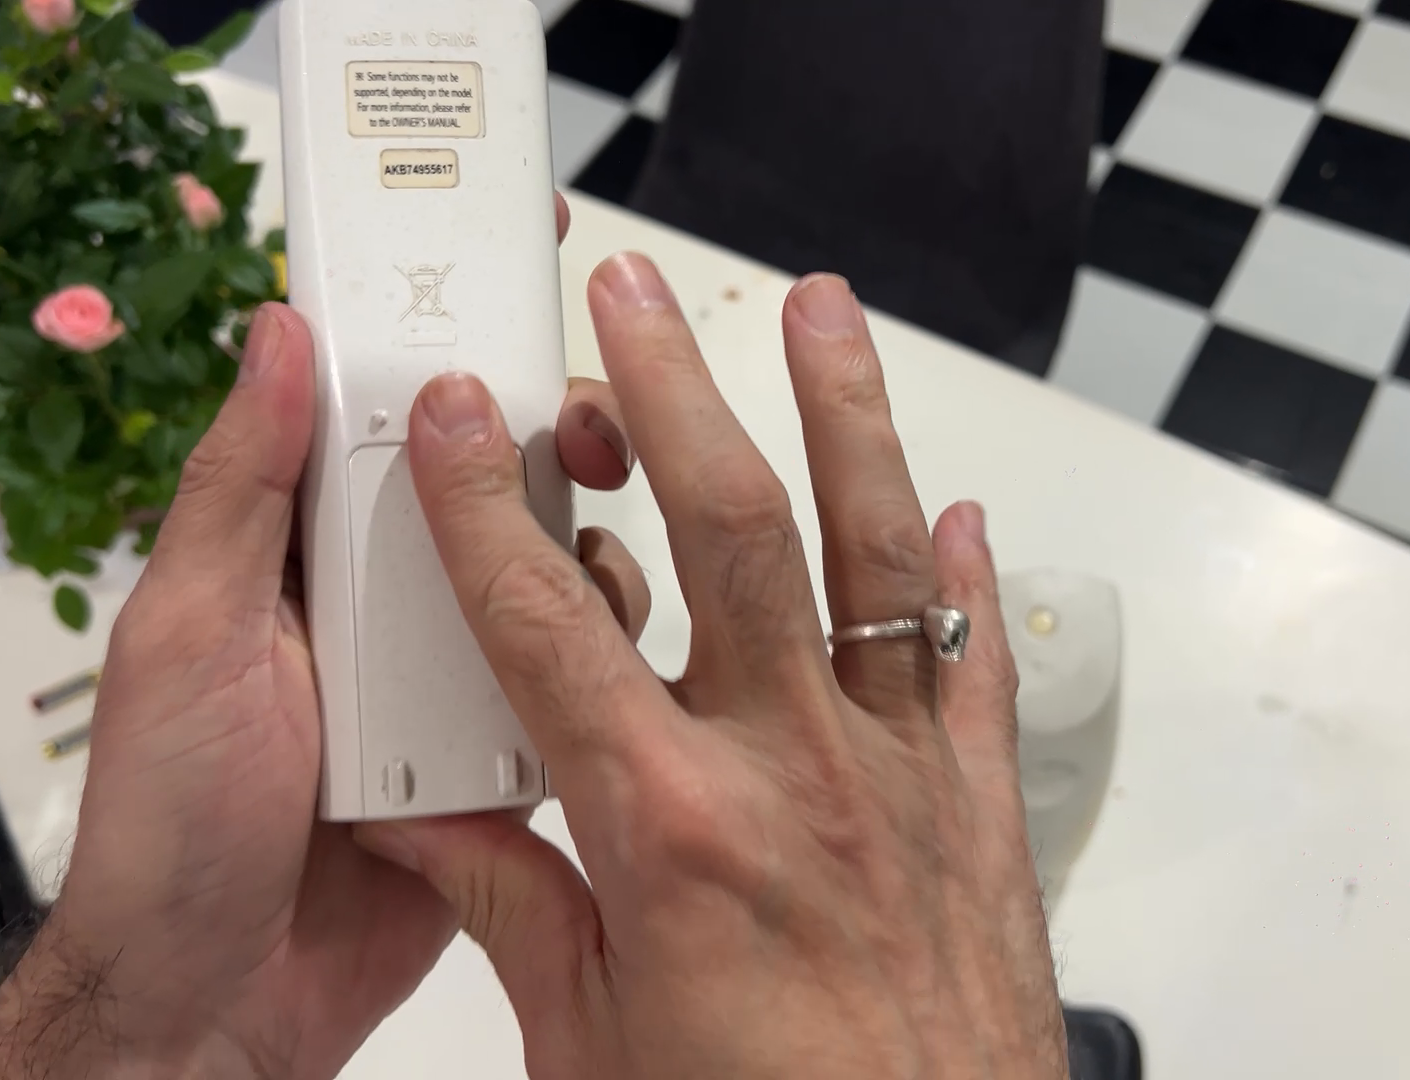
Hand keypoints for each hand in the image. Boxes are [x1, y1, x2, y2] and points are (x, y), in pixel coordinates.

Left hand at [0, 202, 653, 1078]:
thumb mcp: (193, 630)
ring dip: (591, 553)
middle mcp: (415, 587)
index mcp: (335, 543)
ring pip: (562, 570)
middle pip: (507, 480)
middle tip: (593, 434)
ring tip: (597, 567)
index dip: (458, 340)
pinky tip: (615, 662)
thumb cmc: (189, 811)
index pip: (402, 415)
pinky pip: (584, 667)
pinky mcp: (519, 728)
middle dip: (562, 437)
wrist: (239, 988)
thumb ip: (244, 490)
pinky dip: (607, 652)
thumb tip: (282, 333)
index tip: (521, 276)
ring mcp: (474, 658)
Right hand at [359, 257, 1065, 1077]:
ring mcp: (899, 764)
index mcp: (668, 830)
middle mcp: (793, 766)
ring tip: (820, 311)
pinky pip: (973, 655)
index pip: (547, 624)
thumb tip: (434, 817)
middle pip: (729, 527)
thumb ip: (516, 900)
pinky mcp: (975, 793)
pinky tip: (955, 502)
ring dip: (845, 416)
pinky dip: (963, 572)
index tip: (457, 418)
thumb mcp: (586, 1034)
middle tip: (638, 291)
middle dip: (672, 390)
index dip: (485, 508)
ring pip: (875, 549)